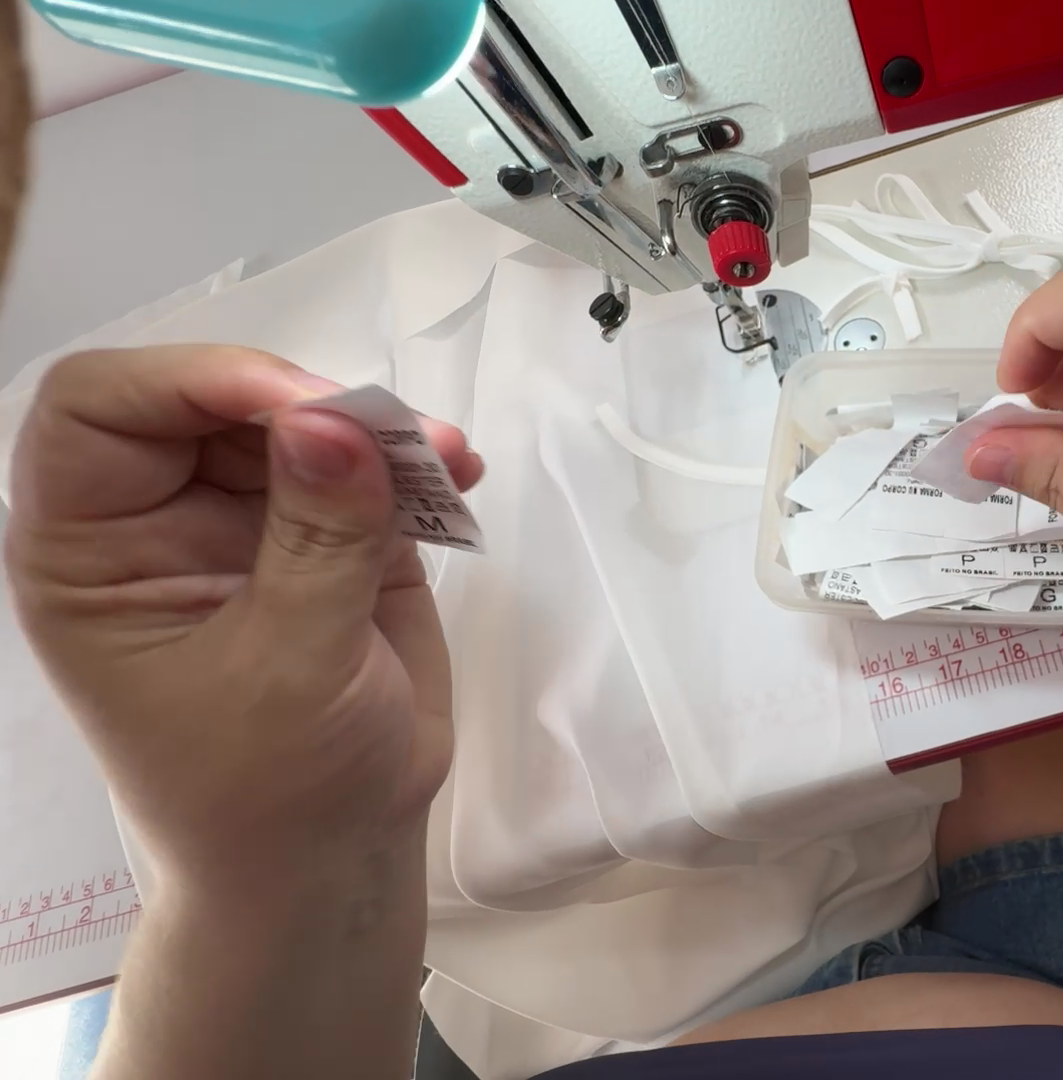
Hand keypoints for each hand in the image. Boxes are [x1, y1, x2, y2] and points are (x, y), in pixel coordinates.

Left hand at [4, 346, 481, 887]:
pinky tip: (463, 480)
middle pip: (231, 411)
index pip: (112, 411)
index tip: (318, 410)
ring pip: (320, 438)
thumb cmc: (272, 778)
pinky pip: (383, 484)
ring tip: (458, 460)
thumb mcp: (290, 661)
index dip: (204, 384)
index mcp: (103, 548)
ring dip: (391, 438)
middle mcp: (179, 523)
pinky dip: (426, 473)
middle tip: (418, 437)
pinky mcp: (351, 549)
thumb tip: (338, 425)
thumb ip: (318, 539)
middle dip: (325, 409)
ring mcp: (272, 534)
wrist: (338, 837)